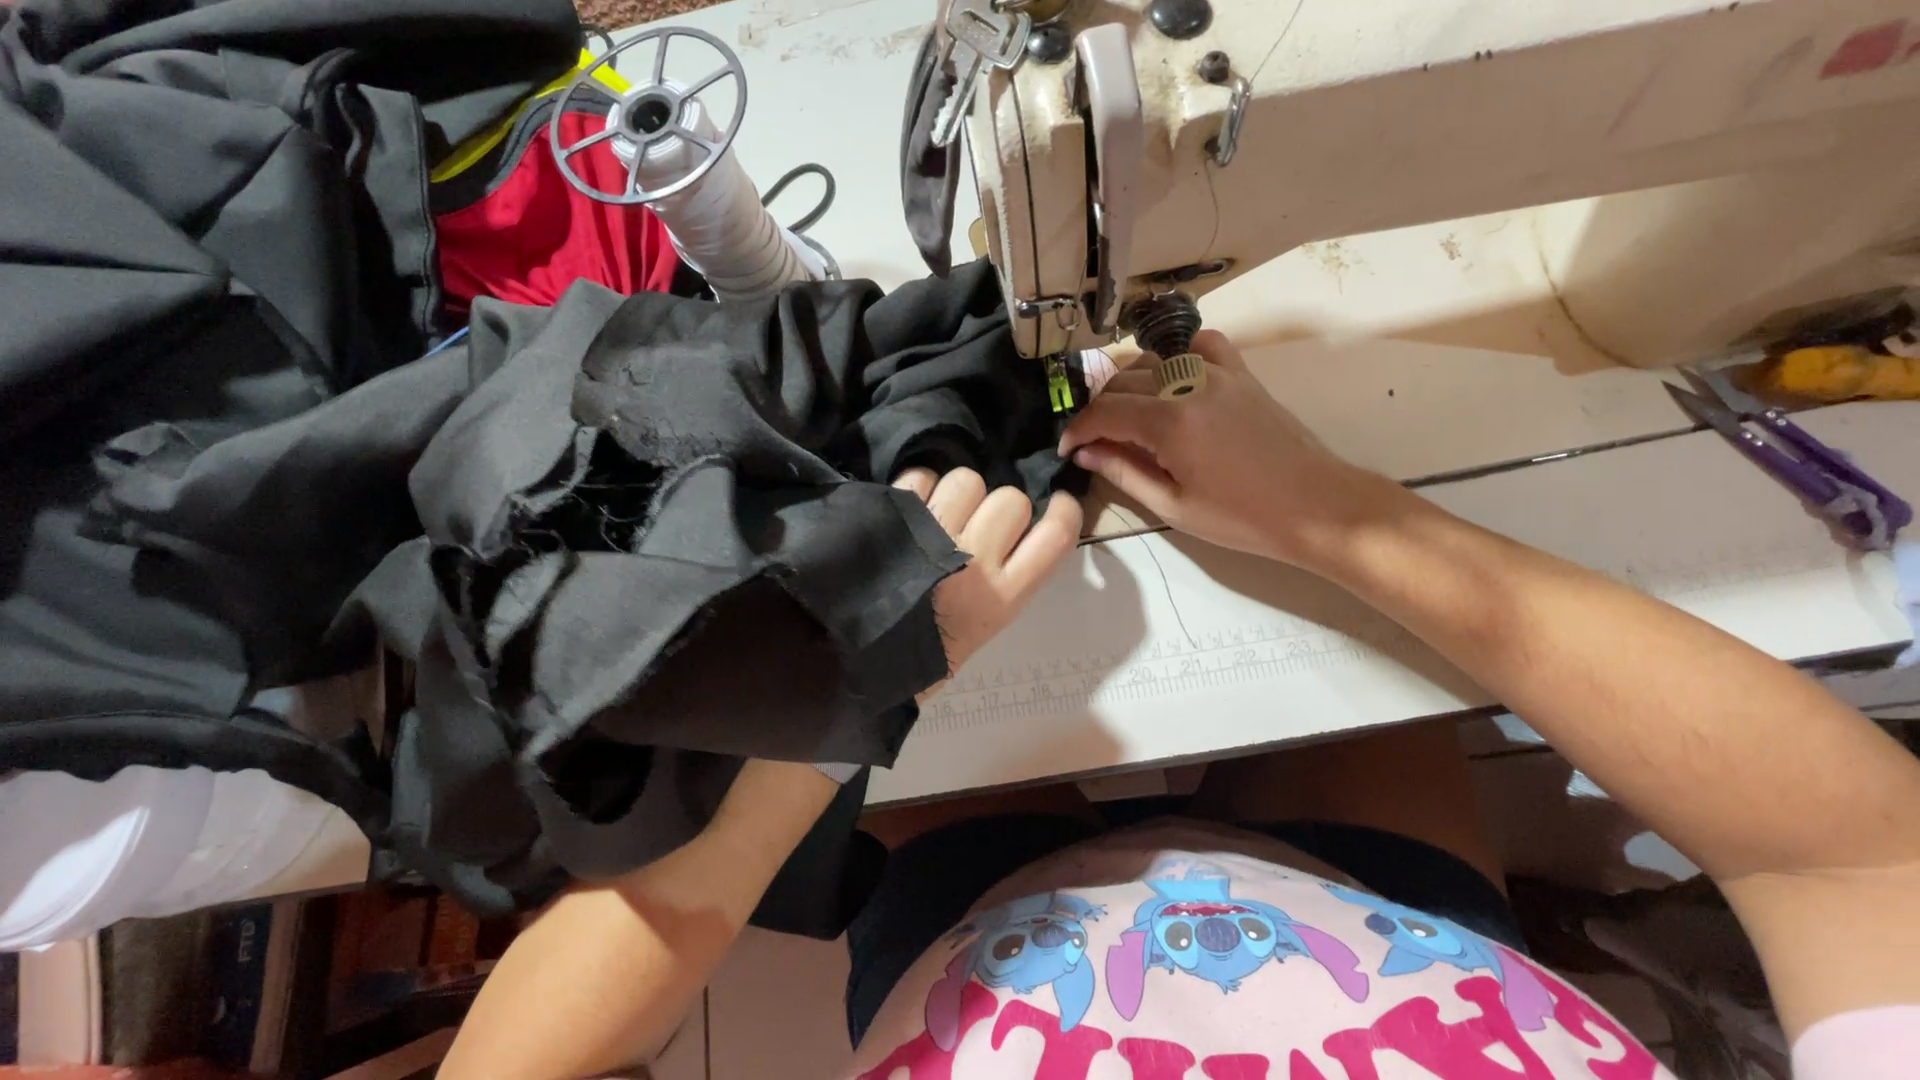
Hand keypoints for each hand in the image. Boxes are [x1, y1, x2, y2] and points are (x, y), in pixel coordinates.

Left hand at [893, 467, 1082, 674]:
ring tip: (941, 515)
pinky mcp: (895, 521)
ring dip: (959, 492)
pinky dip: (919, 485)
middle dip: (999, 506)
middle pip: (1011, 499)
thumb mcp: (984, 628)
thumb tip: (1016, 537)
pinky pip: (922, 477)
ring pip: (968, 480)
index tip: (1057, 504)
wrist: (856, 663)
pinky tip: (911, 509)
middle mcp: (975, 564)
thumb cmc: (924, 654)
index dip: (1065, 510)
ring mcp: (933, 538)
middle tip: (978, 525)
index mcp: (1003, 598)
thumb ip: (1008, 583)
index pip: (1056, 536)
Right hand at [1058, 330, 1399, 568]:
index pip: (1104, 412)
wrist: (1314, 506)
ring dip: (1130, 383)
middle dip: (1098, 410)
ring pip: (1154, 360)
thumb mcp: (1173, 506)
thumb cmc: (1241, 517)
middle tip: (1094, 441)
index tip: (1068, 449)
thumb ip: (1124, 472)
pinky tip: (1172, 378)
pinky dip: (1178, 355)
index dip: (1078, 430)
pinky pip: (1201, 345)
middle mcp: (1189, 385)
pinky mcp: (1242, 374)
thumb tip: (1086, 452)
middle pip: (1122, 382)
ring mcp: (1218, 373)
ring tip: (1126, 416)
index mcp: (1170, 422)